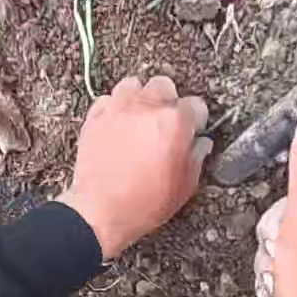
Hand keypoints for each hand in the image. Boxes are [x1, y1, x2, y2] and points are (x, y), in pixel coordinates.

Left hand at [57, 75, 210, 258]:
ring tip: (142, 119)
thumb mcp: (184, 186)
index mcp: (174, 122)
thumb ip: (196, 158)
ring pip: (133, 84)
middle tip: (168, 123)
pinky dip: (116, 108)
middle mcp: (146, 108)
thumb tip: (200, 145)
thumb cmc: (142, 202)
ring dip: (141, 98)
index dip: (197, 119)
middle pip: (164, 85)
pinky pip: (108, 99)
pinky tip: (120, 125)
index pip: (196, 104)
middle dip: (169, 101)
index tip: (193, 130)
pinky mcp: (96, 119)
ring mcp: (118, 110)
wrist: (101, 212)